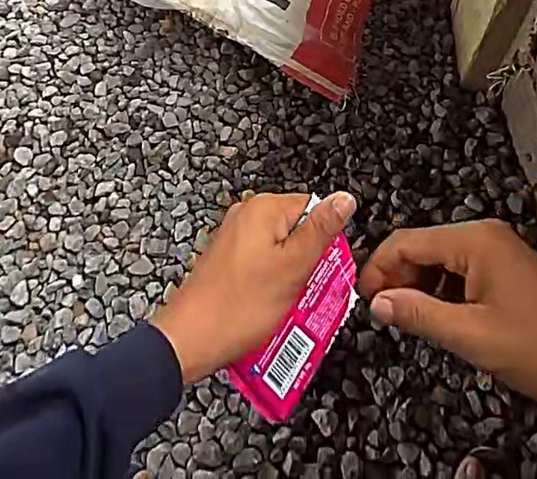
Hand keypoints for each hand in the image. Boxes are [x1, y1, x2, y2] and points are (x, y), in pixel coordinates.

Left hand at [151, 191, 355, 384]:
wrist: (191, 338)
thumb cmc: (239, 306)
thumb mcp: (293, 267)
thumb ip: (321, 230)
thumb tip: (344, 198)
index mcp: (263, 208)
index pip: (313, 208)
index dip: (325, 240)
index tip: (323, 267)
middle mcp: (246, 215)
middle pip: (296, 229)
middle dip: (307, 261)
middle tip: (304, 288)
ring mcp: (235, 236)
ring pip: (280, 250)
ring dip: (291, 276)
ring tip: (287, 302)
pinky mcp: (228, 258)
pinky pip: (262, 264)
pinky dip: (271, 282)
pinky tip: (269, 306)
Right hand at [359, 220, 536, 435]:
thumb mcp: (475, 337)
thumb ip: (420, 315)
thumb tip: (377, 303)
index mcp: (474, 240)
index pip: (407, 241)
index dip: (378, 268)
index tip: (361, 298)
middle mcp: (482, 234)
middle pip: (420, 246)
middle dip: (397, 277)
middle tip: (381, 312)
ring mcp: (494, 248)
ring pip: (437, 258)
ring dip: (417, 284)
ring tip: (405, 318)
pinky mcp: (503, 266)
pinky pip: (457, 269)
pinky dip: (440, 289)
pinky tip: (436, 314)